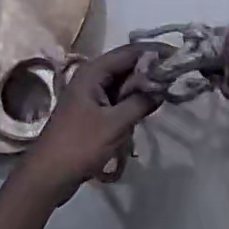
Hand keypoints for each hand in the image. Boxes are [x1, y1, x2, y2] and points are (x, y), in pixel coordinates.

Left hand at [14, 44, 163, 206]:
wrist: (46, 177)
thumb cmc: (79, 146)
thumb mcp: (115, 124)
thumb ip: (141, 102)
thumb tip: (165, 86)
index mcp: (93, 72)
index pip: (131, 51)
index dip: (156, 52)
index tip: (182, 57)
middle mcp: (92, 77)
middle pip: (128, 64)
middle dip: (153, 69)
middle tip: (179, 75)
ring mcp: (91, 94)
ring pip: (124, 82)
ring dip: (144, 85)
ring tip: (170, 89)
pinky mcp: (93, 111)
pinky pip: (119, 98)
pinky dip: (134, 100)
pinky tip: (149, 107)